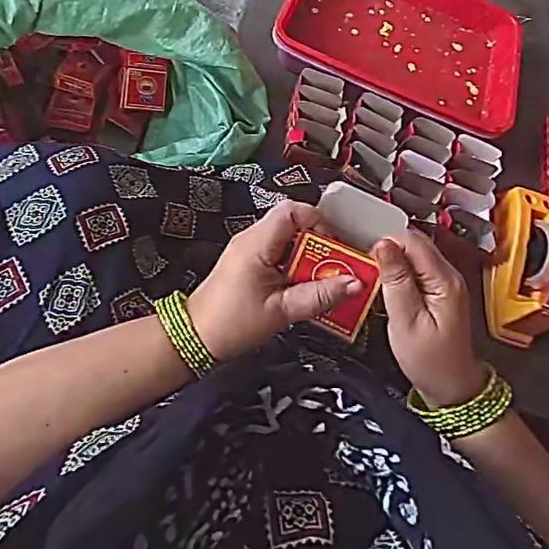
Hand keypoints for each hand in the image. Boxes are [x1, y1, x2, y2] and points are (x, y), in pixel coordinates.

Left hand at [186, 200, 361, 359]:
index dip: (319, 222)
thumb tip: (353, 283)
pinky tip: (303, 287)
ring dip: (309, 257)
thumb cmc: (230, 323)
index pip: (293, 210)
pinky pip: (281, 253)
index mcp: (257, 242)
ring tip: (322, 280)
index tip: (334, 247)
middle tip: (335, 267)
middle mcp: (252, 239)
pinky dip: (297, 266)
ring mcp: (250, 250)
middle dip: (319, 244)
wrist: (195, 337)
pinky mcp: (250, 262)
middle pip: (295, 224)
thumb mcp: (281, 311)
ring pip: (290, 240)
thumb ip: (319, 296)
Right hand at [375, 230, 487, 406]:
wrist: (452, 388)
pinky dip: (400, 272)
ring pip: (414, 254)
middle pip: (414, 243)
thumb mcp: (406, 321)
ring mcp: (446, 282)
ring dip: (393, 262)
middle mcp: (449, 275)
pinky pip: (416, 268)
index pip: (412, 240)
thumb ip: (395, 280)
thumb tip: (383, 245)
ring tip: (380, 283)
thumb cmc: (430, 362)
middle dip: (389, 251)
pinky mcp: (439, 289)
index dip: (387, 245)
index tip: (371, 263)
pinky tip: (391, 289)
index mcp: (444, 280)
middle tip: (372, 273)